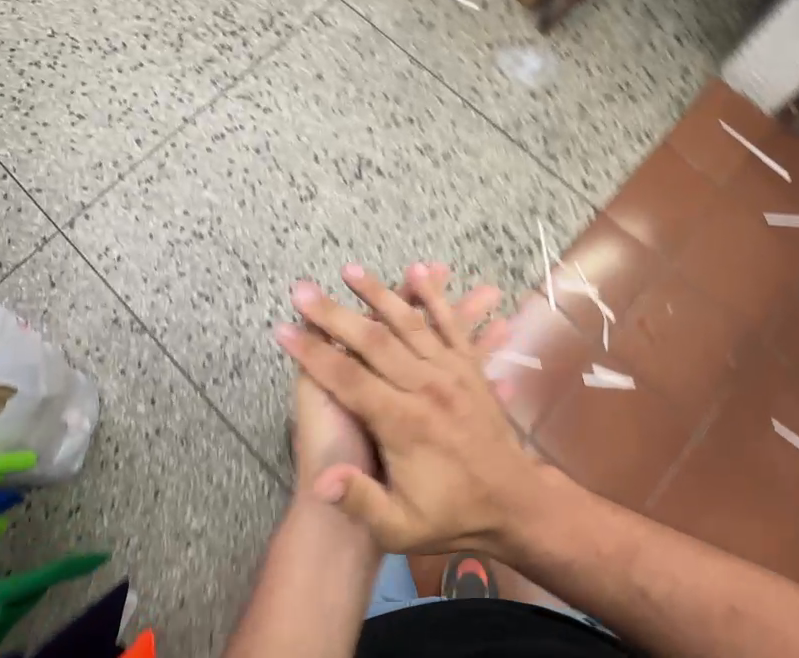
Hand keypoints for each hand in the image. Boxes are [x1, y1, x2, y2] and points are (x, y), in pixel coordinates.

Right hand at [287, 264, 507, 495]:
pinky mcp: (468, 368)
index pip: (346, 378)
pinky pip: (449, 325)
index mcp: (404, 423)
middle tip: (302, 288)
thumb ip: (360, 501)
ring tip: (351, 270)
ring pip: (410, 322)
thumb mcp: (401, 527)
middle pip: (373, 339)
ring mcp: (451, 373)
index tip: (282, 328)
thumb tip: (321, 482)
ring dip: (379, 293)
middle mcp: (427, 388)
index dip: (311, 352)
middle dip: (333, 312)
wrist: (516, 504)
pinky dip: (434, 297)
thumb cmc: (451, 518)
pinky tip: (421, 271)